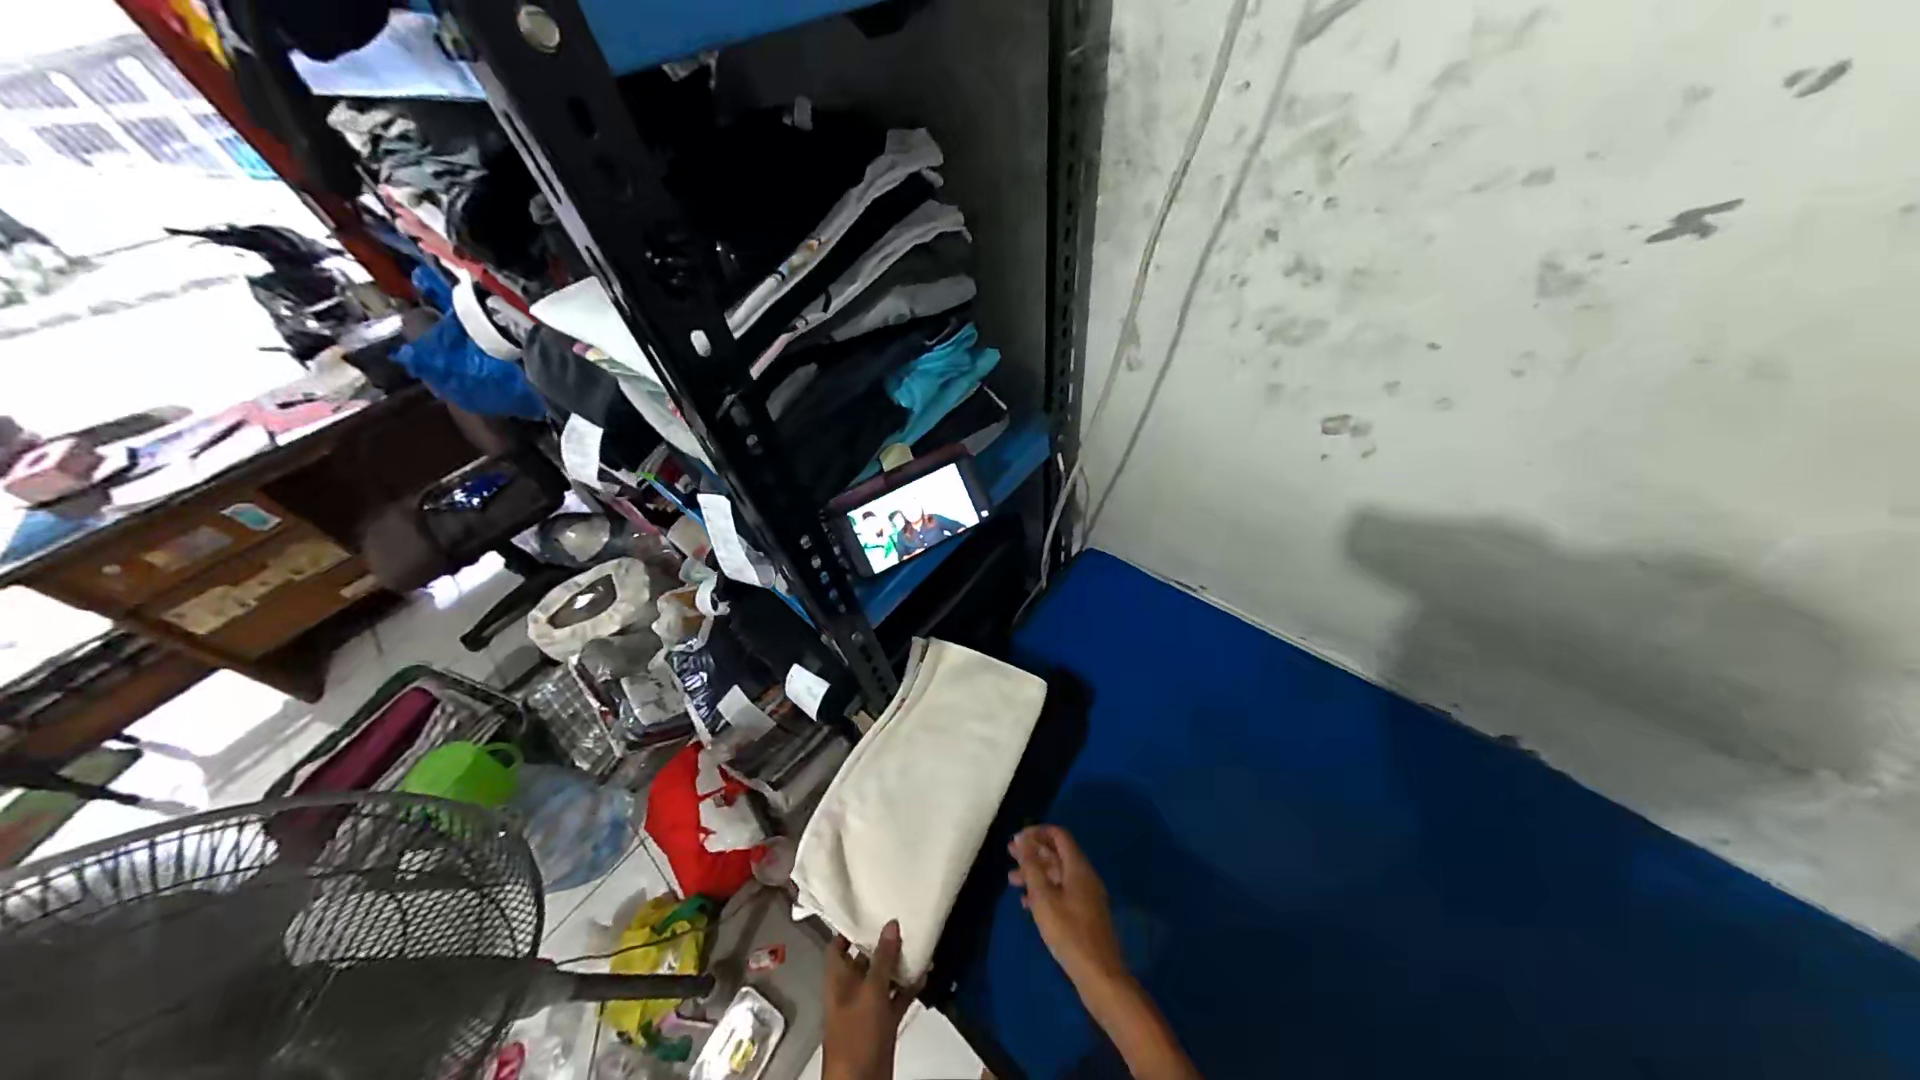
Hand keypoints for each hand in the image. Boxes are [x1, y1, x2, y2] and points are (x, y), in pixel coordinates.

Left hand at [823, 919, 915, 1079]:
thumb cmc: (857, 1035)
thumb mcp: (870, 992)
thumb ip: (883, 958)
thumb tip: (891, 923)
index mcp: (837, 979)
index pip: (839, 944)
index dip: (852, 927)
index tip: (872, 908)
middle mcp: (850, 989)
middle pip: (865, 958)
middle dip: (882, 942)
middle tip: (904, 918)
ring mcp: (867, 1007)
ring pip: (883, 978)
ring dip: (899, 964)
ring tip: (919, 940)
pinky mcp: (883, 1022)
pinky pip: (896, 998)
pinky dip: (908, 987)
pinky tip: (926, 972)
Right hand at [1008, 825, 1126, 986]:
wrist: (1098, 973)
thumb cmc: (1068, 931)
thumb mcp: (1043, 897)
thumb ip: (1032, 866)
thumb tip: (1022, 839)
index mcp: (1078, 867)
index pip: (1059, 835)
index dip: (1037, 832)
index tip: (1017, 839)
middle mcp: (1084, 876)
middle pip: (1057, 854)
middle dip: (1033, 852)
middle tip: (1009, 854)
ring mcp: (1086, 896)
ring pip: (1057, 875)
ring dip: (1035, 873)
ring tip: (1011, 880)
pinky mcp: (1084, 913)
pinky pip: (1061, 892)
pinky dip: (1044, 891)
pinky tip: (1027, 903)